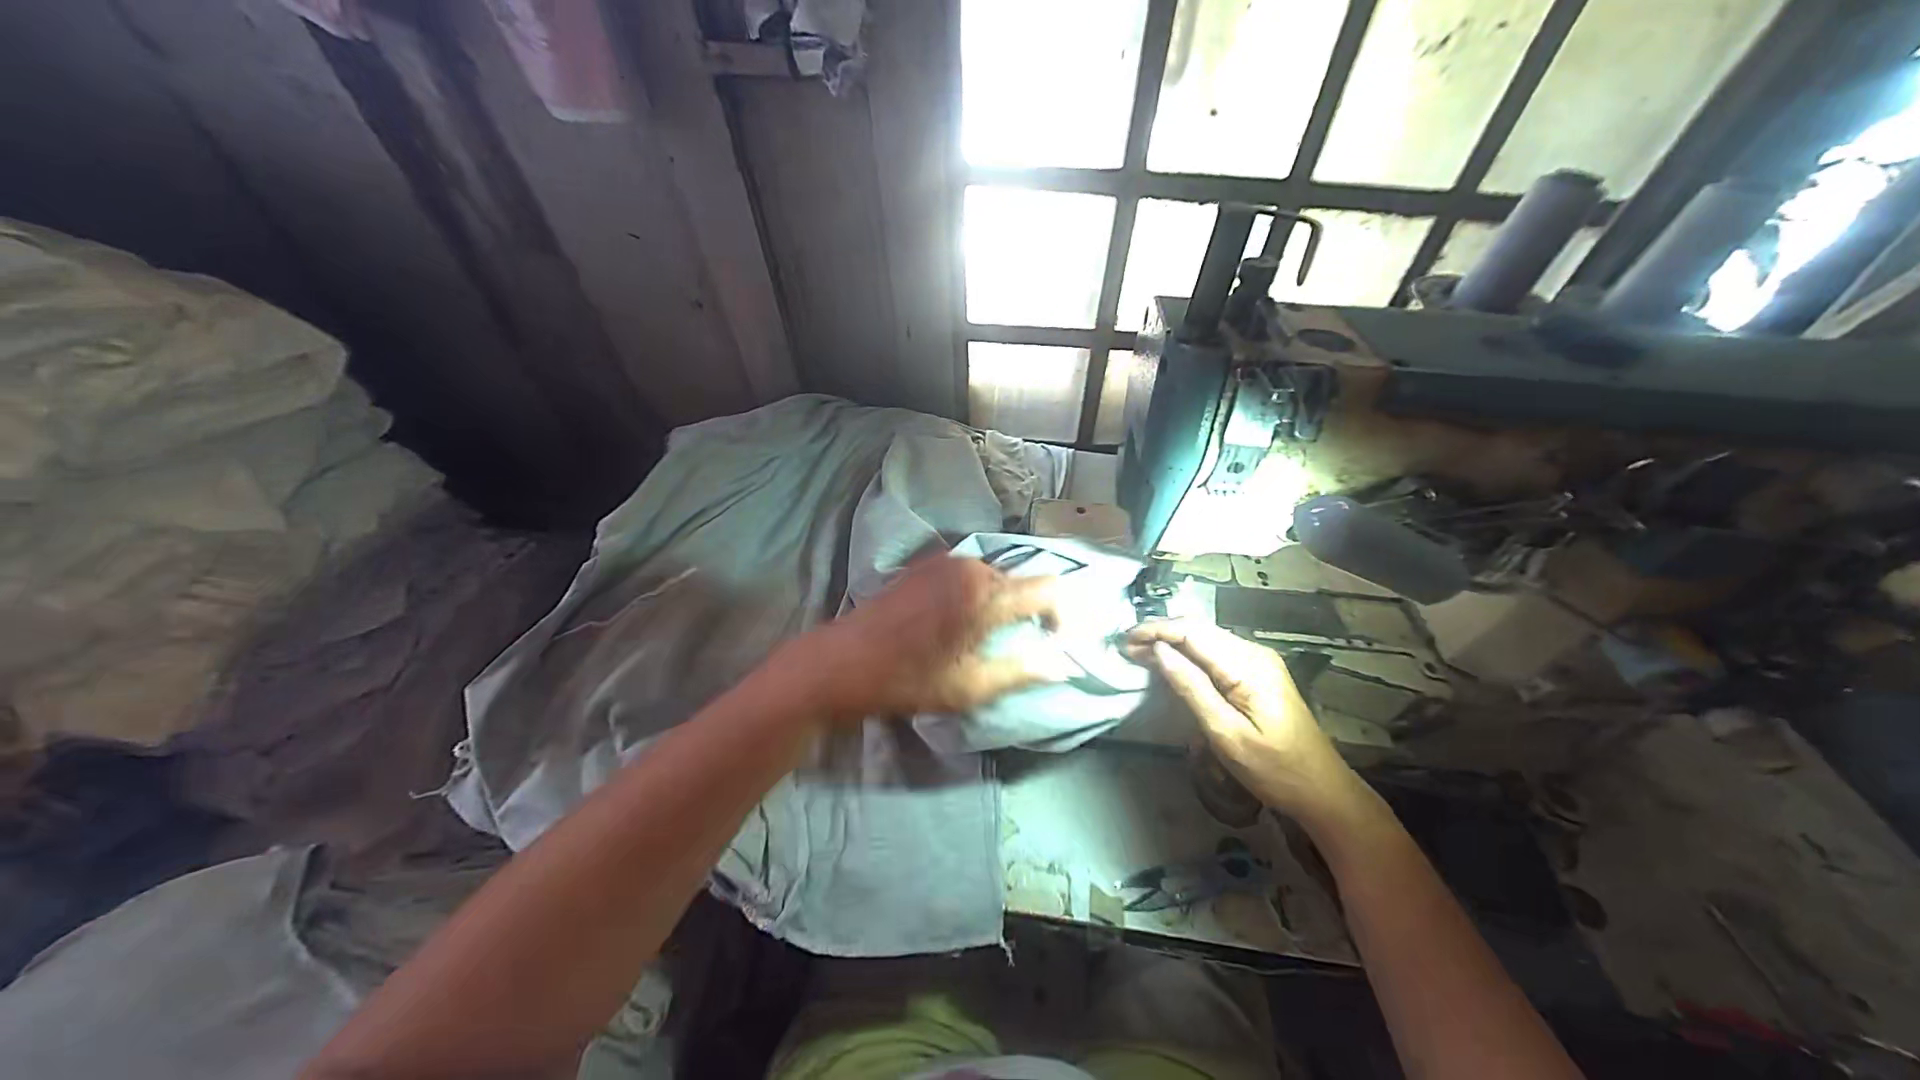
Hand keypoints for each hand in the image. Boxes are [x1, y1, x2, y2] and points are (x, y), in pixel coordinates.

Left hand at [777, 554, 1061, 718]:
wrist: (840, 662)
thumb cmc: (906, 680)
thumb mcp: (969, 687)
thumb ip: (1022, 671)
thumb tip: (1063, 665)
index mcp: (985, 595)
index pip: (1049, 588)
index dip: (1062, 614)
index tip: (1055, 641)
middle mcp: (970, 567)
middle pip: (1021, 581)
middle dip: (1029, 611)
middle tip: (1020, 646)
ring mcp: (945, 561)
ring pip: (994, 577)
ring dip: (1001, 603)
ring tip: (986, 638)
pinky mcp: (925, 564)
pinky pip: (969, 574)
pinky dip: (976, 594)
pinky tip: (959, 622)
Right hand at [1126, 619, 1361, 821]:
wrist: (1323, 791)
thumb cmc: (1274, 769)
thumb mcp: (1226, 734)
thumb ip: (1192, 688)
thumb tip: (1159, 651)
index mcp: (1248, 666)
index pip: (1193, 632)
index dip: (1155, 631)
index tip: (1124, 641)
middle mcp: (1254, 654)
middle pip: (1199, 629)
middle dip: (1159, 633)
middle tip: (1126, 647)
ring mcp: (1258, 662)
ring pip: (1206, 638)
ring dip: (1172, 641)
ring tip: (1140, 653)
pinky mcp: (1258, 674)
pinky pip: (1216, 652)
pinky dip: (1188, 653)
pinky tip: (1171, 662)